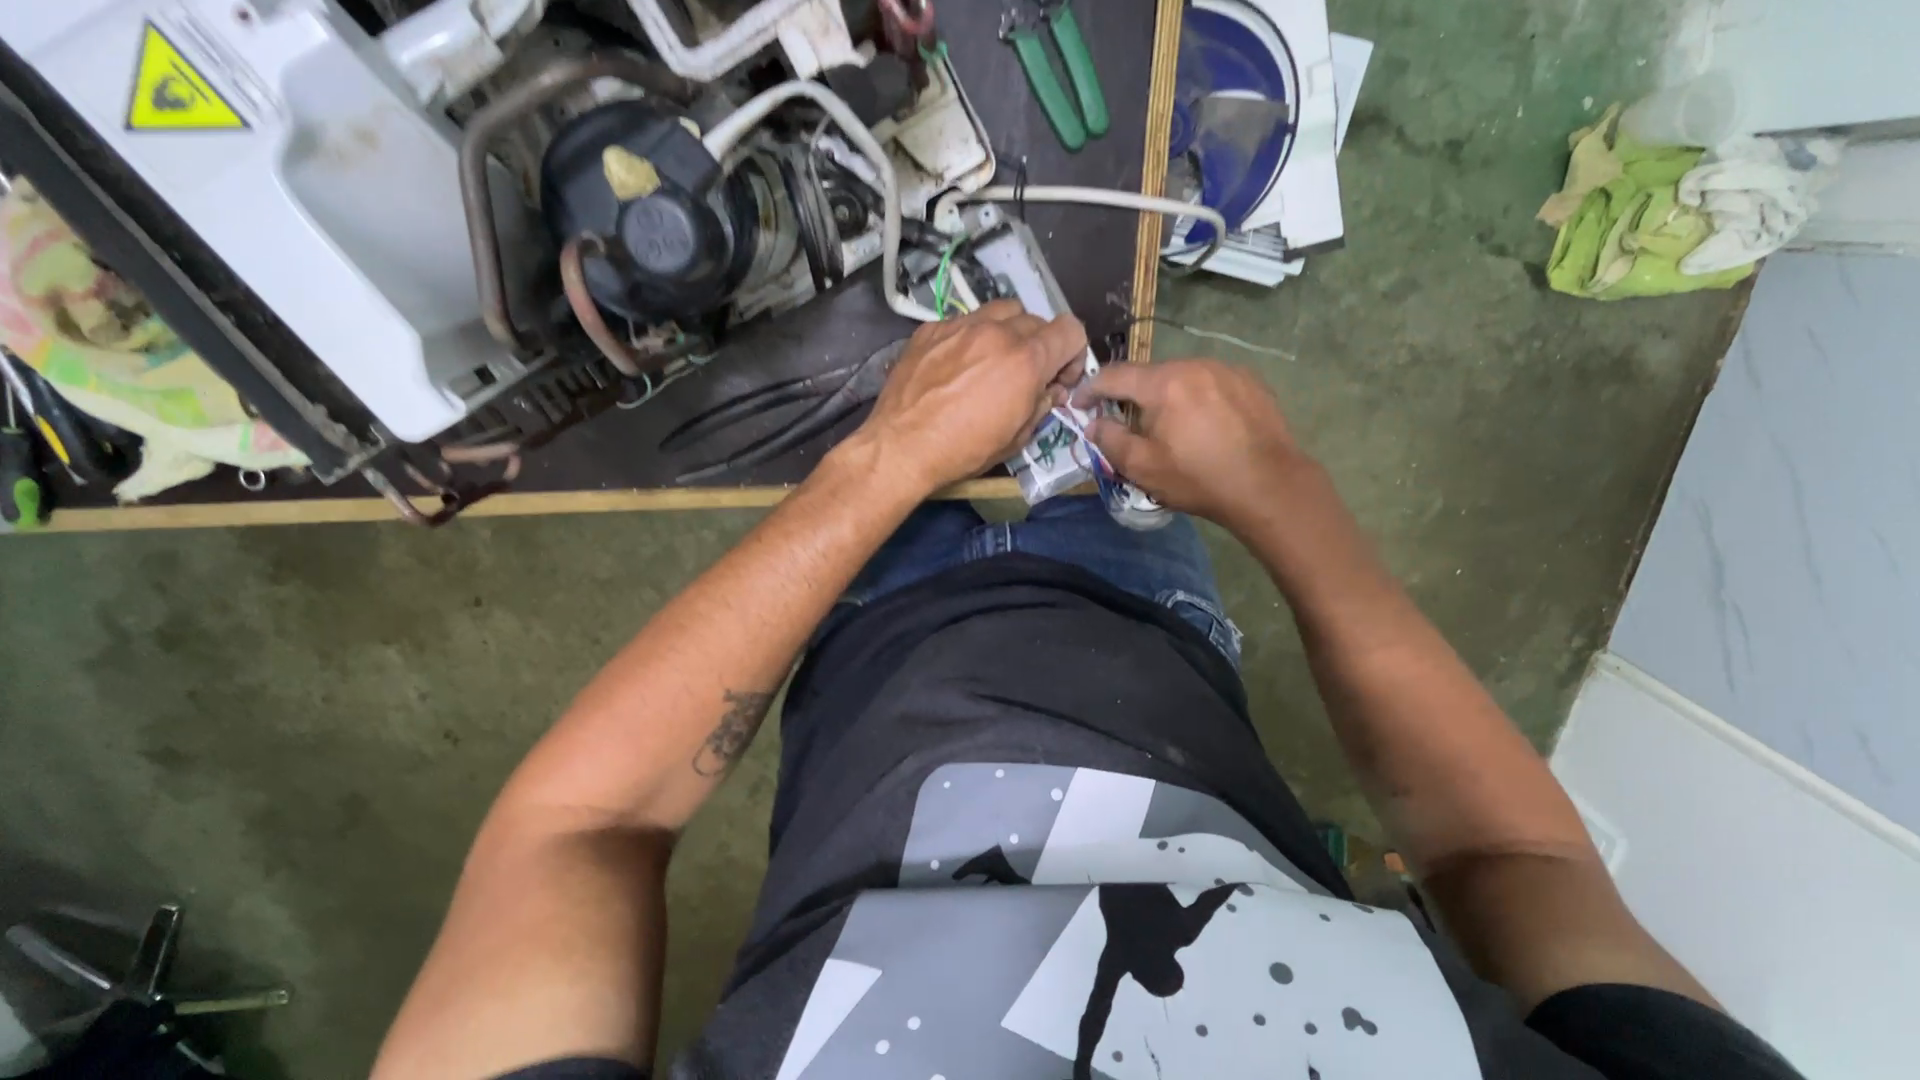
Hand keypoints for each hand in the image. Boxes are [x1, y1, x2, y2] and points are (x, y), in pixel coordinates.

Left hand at [854, 300, 1088, 494]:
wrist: (901, 447)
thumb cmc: (963, 451)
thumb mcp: (1016, 438)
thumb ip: (1042, 405)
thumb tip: (1051, 389)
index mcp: (1025, 360)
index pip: (1070, 330)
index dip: (1072, 355)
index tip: (1058, 379)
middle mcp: (996, 332)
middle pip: (1037, 320)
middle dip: (1040, 347)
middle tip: (1026, 376)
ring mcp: (960, 326)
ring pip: (1001, 311)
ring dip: (1008, 332)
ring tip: (994, 361)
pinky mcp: (930, 330)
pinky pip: (964, 321)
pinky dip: (972, 337)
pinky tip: (959, 365)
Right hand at [1077, 359, 1311, 532]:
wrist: (1269, 486)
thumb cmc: (1200, 478)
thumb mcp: (1144, 468)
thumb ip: (1111, 441)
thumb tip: (1094, 424)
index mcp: (1163, 383)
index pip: (1114, 375)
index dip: (1090, 389)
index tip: (1079, 404)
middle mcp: (1194, 365)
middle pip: (1151, 375)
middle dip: (1133, 397)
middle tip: (1129, 426)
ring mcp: (1226, 370)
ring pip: (1183, 378)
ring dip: (1169, 397)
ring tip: (1172, 428)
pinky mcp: (1251, 381)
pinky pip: (1212, 383)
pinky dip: (1199, 399)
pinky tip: (1206, 426)